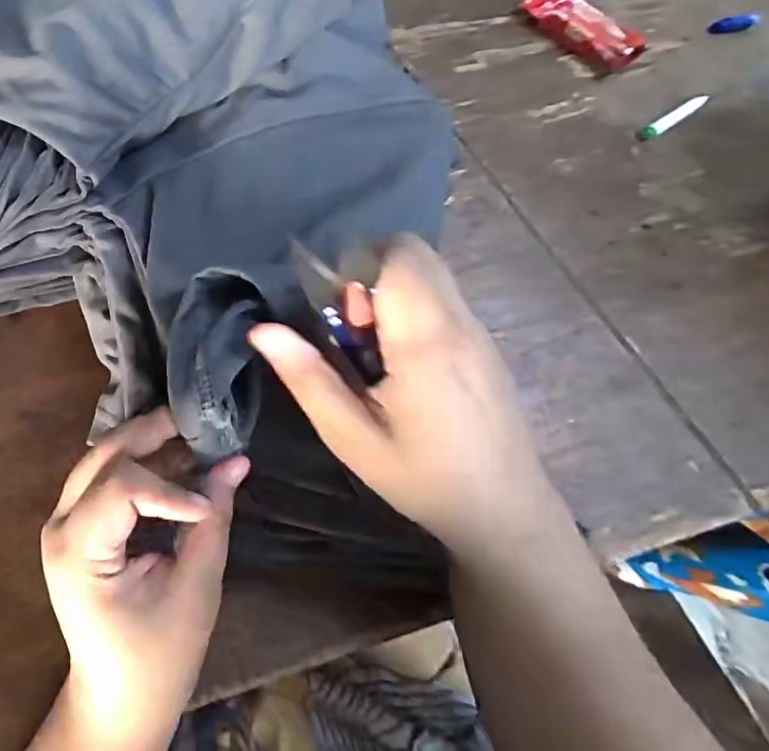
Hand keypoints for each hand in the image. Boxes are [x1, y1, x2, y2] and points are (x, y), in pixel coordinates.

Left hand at [34, 409, 250, 750]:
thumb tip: (235, 462)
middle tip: (194, 422)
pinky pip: (105, 477)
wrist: (117, 699)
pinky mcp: (77, 523)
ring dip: (144, 442)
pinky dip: (139, 462)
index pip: (122, 487)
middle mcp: (59, 525)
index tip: (210, 500)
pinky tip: (172, 458)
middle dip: (150, 434)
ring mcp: (63, 521)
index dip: (170, 485)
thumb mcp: (193, 593)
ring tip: (188, 434)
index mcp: (77, 549)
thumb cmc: (156, 658)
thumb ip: (211, 524)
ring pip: (101, 458)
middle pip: (104, 456)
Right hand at [248, 234, 556, 552]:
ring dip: (391, 290)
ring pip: (430, 272)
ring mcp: (479, 331)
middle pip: (415, 253)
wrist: (506, 514)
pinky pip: (443, 296)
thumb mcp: (351, 436)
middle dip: (371, 272)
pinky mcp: (486, 343)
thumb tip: (261, 330)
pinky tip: (403, 362)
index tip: (339, 311)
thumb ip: (307, 377)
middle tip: (355, 329)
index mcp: (426, 341)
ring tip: (376, 347)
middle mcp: (459, 322)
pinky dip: (413, 306)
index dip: (358, 262)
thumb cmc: (422, 477)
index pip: (399, 254)